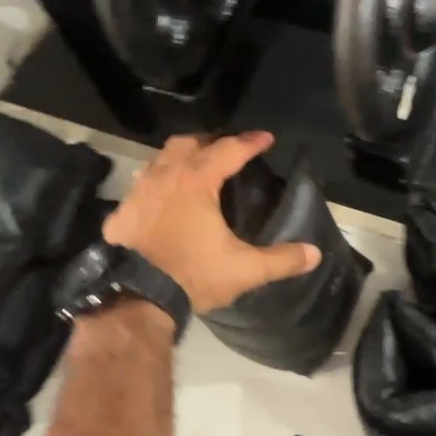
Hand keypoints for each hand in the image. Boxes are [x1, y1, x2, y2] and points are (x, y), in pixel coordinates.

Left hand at [101, 131, 320, 312]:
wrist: (139, 297)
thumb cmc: (194, 275)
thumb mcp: (245, 270)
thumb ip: (282, 260)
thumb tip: (314, 253)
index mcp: (196, 182)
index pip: (228, 150)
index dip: (250, 142)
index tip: (266, 138)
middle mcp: (164, 177)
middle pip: (187, 144)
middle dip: (209, 141)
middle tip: (226, 149)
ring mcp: (137, 194)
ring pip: (159, 161)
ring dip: (179, 159)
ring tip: (194, 169)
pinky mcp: (121, 214)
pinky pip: (140, 188)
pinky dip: (156, 186)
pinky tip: (162, 201)